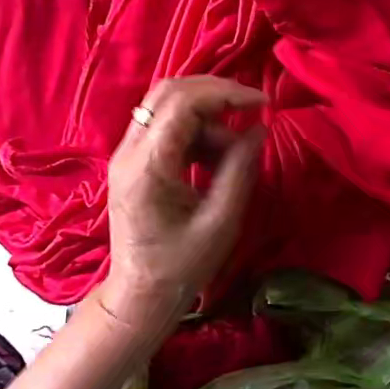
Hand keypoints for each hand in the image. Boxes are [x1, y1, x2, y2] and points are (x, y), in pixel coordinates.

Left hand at [98, 76, 266, 339]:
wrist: (140, 296)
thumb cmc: (181, 268)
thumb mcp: (221, 222)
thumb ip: (240, 169)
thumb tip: (260, 128)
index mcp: (147, 167)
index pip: (182, 103)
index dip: (226, 93)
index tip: (262, 103)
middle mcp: (129, 151)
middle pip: (170, 92)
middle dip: (216, 94)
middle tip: (252, 111)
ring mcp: (127, 154)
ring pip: (168, 106)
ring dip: (208, 116)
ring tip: (235, 153)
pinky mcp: (135, 161)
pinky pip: (167, 126)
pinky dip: (197, 131)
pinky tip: (217, 158)